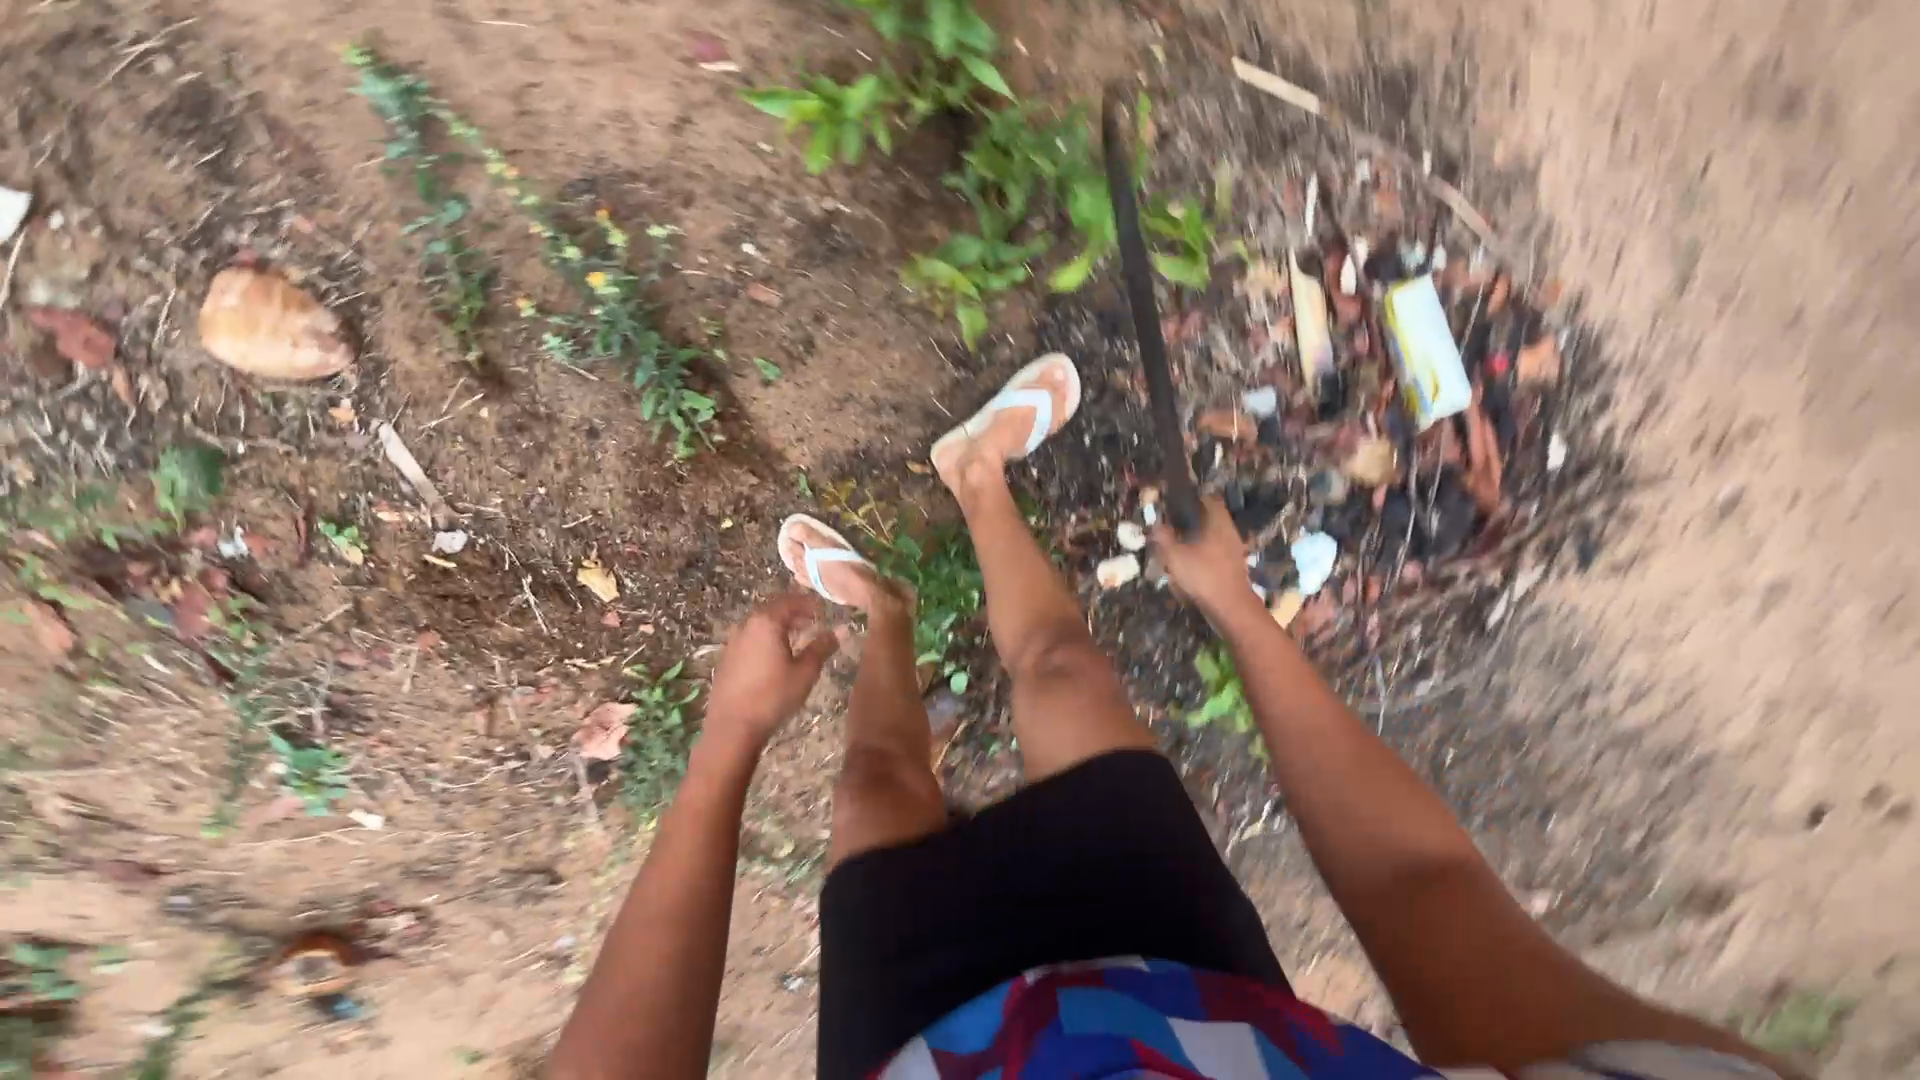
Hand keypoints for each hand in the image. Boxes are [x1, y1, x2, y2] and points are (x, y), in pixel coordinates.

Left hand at [704, 591, 838, 748]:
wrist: (732, 726)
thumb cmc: (773, 695)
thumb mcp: (805, 672)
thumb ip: (822, 647)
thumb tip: (840, 630)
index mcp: (766, 622)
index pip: (790, 601)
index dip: (808, 604)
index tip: (823, 611)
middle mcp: (746, 625)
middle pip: (773, 610)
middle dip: (794, 614)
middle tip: (812, 623)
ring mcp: (733, 642)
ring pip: (760, 625)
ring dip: (779, 627)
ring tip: (797, 640)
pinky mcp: (727, 659)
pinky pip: (751, 639)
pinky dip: (766, 640)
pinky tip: (775, 657)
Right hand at [1151, 496, 1256, 613]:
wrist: (1230, 607)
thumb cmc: (1203, 575)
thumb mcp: (1174, 556)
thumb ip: (1163, 538)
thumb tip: (1156, 525)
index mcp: (1218, 522)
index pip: (1209, 499)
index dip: (1192, 500)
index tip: (1176, 507)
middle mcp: (1229, 531)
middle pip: (1210, 518)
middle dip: (1191, 523)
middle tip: (1172, 530)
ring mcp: (1234, 549)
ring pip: (1213, 536)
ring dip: (1196, 540)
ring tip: (1177, 550)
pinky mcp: (1234, 566)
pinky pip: (1216, 552)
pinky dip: (1203, 555)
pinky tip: (1190, 567)